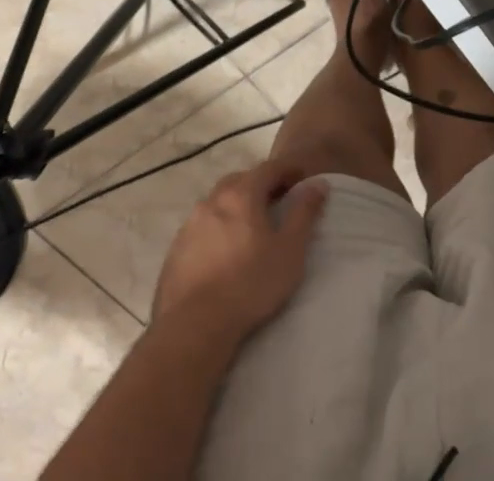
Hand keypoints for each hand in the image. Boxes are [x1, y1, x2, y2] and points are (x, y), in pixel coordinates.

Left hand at [153, 160, 328, 340]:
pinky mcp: (175, 250)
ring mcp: (189, 226)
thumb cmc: (251, 283)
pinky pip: (203, 225)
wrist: (194, 325)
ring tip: (253, 224)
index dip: (289, 168)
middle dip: (261, 183)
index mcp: (241, 196)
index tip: (304, 177)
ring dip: (237, 203)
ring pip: (217, 202)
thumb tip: (318, 184)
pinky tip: (227, 248)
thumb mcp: (290, 249)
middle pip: (239, 180)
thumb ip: (304, 212)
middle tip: (280, 198)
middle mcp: (211, 202)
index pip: (268, 168)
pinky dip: (220, 225)